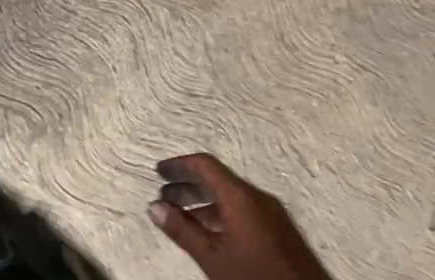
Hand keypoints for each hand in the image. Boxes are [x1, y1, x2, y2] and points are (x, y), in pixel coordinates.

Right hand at [149, 153, 331, 279]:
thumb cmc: (255, 276)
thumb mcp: (213, 257)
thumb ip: (182, 231)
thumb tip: (154, 207)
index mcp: (240, 196)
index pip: (205, 165)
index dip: (179, 165)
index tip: (158, 172)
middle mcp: (257, 197)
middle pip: (217, 179)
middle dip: (188, 185)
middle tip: (164, 195)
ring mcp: (272, 213)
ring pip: (230, 196)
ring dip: (204, 202)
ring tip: (180, 217)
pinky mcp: (280, 230)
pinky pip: (243, 210)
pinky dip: (221, 214)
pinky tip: (210, 233)